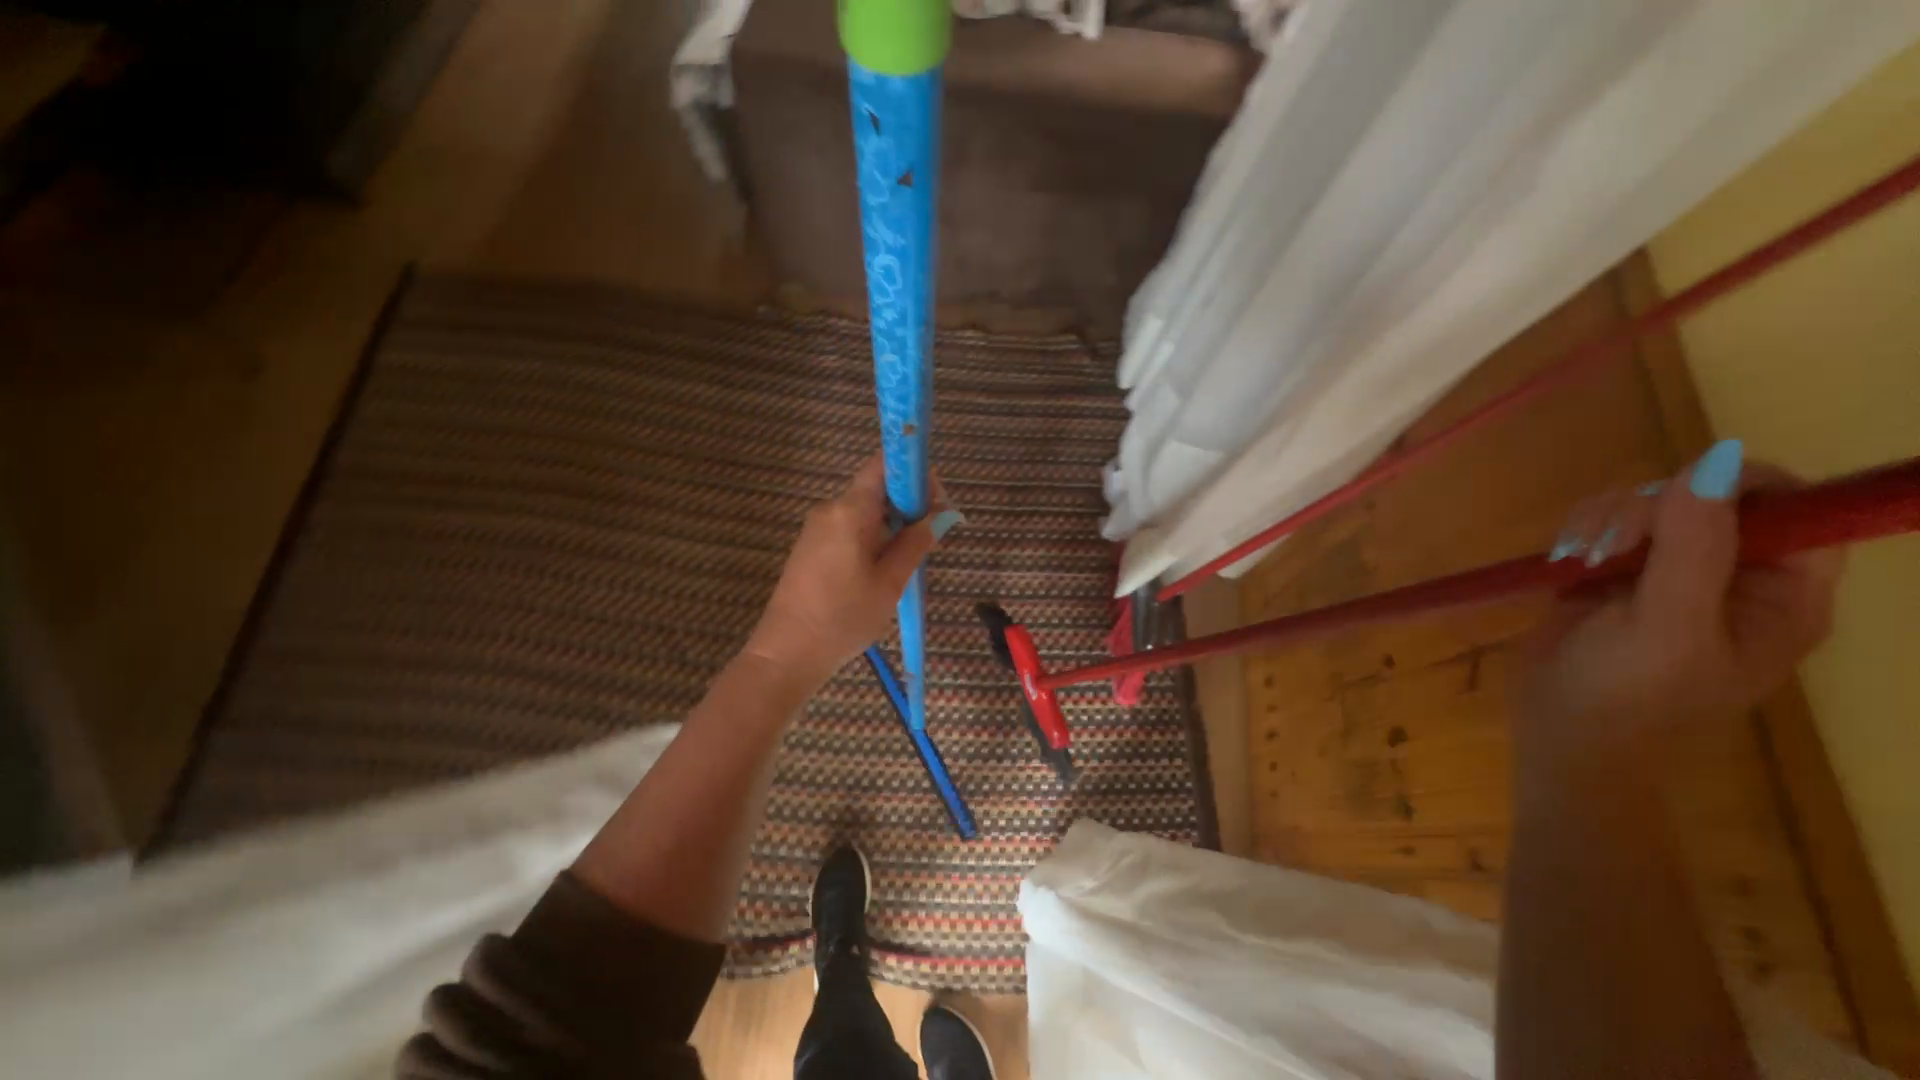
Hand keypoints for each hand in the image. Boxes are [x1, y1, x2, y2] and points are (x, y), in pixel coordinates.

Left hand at [743, 455, 956, 685]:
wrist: (787, 653)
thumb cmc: (843, 618)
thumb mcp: (890, 583)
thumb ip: (916, 543)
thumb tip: (942, 514)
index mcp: (850, 510)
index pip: (883, 465)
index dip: (913, 472)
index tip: (935, 499)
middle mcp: (830, 509)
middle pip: (876, 488)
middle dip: (908, 504)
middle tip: (932, 536)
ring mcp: (817, 528)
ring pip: (864, 511)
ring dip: (892, 524)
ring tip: (911, 559)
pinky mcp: (811, 547)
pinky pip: (849, 528)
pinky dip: (872, 538)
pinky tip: (884, 569)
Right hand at [1517, 440, 1843, 761]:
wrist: (1559, 737)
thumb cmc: (1627, 695)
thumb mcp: (1668, 626)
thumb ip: (1696, 547)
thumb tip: (1716, 460)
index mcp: (1783, 596)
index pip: (1800, 509)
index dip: (1747, 486)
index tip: (1682, 493)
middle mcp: (1734, 576)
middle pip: (1711, 494)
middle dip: (1652, 507)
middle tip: (1613, 546)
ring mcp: (1670, 572)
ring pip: (1649, 502)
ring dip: (1606, 519)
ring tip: (1582, 561)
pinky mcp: (1616, 572)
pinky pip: (1606, 521)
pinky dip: (1581, 530)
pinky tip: (1567, 563)